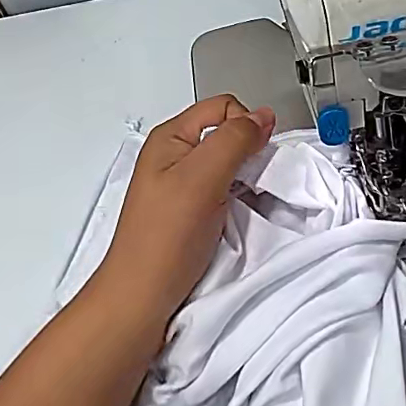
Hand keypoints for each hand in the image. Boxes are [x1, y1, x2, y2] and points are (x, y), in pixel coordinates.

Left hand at [92, 95, 275, 321]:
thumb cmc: (163, 239)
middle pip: (227, 134)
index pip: (223, 106)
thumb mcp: (202, 177)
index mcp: (171, 137)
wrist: (142, 298)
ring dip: (245, 180)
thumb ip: (234, 140)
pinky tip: (236, 219)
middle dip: (248, 154)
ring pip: (229, 165)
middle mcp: (175, 157)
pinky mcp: (191, 212)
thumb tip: (263, 116)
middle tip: (249, 183)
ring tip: (242, 204)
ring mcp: (183, 186)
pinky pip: (225, 192)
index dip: (245, 124)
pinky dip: (239, 201)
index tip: (255, 157)